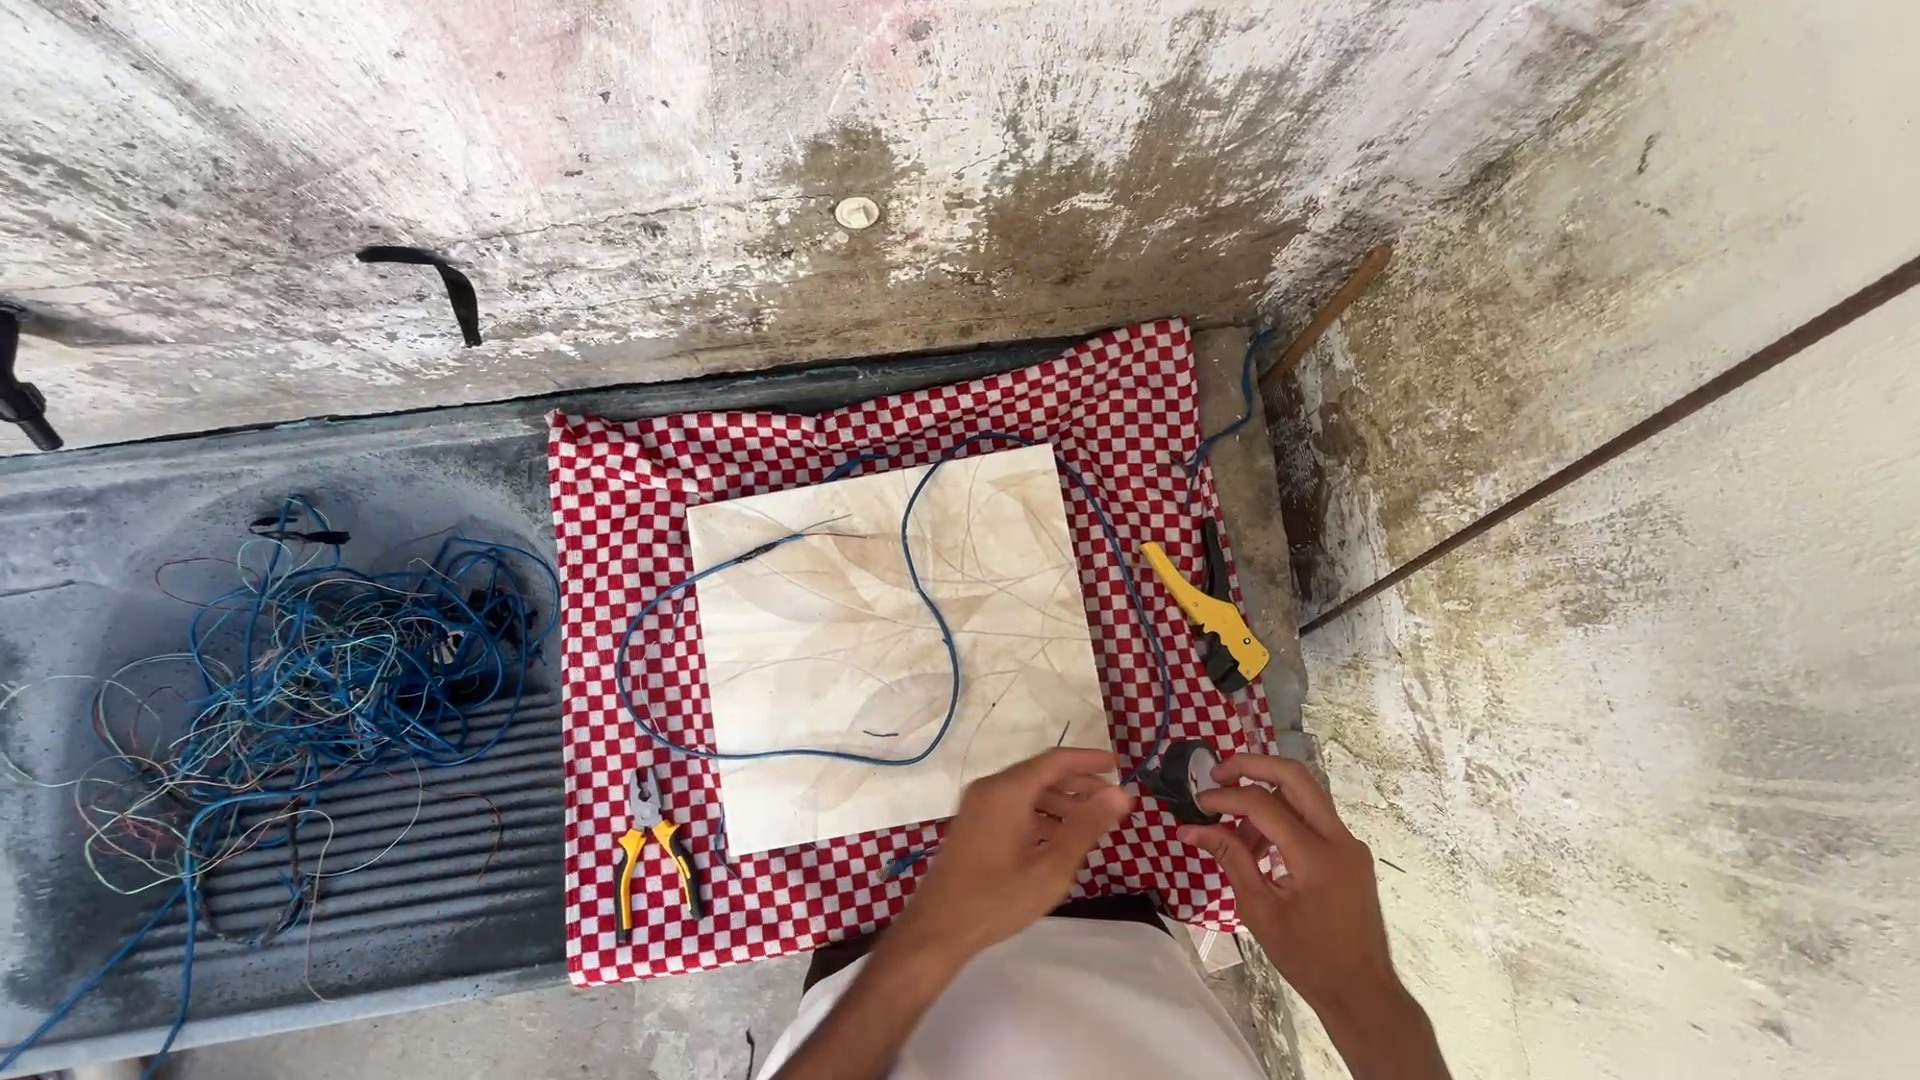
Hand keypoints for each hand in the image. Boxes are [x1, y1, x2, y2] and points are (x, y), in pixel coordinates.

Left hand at [889, 747, 1132, 964]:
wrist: (937, 928)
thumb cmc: (997, 899)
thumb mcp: (1050, 868)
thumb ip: (1086, 827)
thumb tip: (1120, 794)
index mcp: (1007, 790)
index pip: (1056, 760)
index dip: (1089, 761)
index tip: (1120, 767)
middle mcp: (990, 788)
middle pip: (1042, 773)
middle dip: (1079, 784)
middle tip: (1113, 801)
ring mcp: (978, 805)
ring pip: (1028, 790)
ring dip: (1061, 801)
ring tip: (1093, 823)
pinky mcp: (974, 822)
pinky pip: (1014, 805)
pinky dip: (1041, 814)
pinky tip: (1060, 838)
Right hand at [1180, 754, 1438, 1074]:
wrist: (1363, 993)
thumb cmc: (1307, 958)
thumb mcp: (1259, 909)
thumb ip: (1229, 858)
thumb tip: (1190, 828)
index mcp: (1316, 855)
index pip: (1262, 803)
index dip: (1224, 798)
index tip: (1197, 805)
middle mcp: (1339, 838)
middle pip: (1294, 775)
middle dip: (1251, 765)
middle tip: (1217, 774)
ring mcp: (1349, 843)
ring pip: (1304, 792)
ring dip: (1265, 792)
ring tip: (1232, 823)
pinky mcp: (1349, 852)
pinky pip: (1312, 817)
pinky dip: (1282, 815)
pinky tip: (1257, 842)